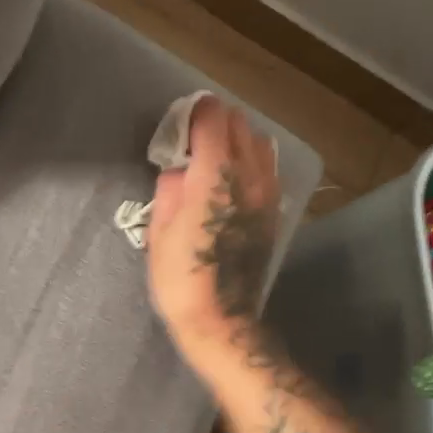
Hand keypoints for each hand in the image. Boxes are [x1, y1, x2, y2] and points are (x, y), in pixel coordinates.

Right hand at [146, 95, 282, 353]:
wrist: (220, 319)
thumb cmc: (180, 279)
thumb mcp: (159, 233)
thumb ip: (170, 189)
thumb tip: (180, 171)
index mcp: (214, 176)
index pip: (213, 118)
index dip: (195, 113)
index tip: (180, 124)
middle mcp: (248, 175)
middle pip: (240, 125)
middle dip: (216, 124)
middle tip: (192, 141)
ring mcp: (267, 192)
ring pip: (258, 144)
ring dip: (236, 142)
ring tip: (214, 160)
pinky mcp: (273, 210)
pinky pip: (266, 168)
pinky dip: (249, 163)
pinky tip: (230, 183)